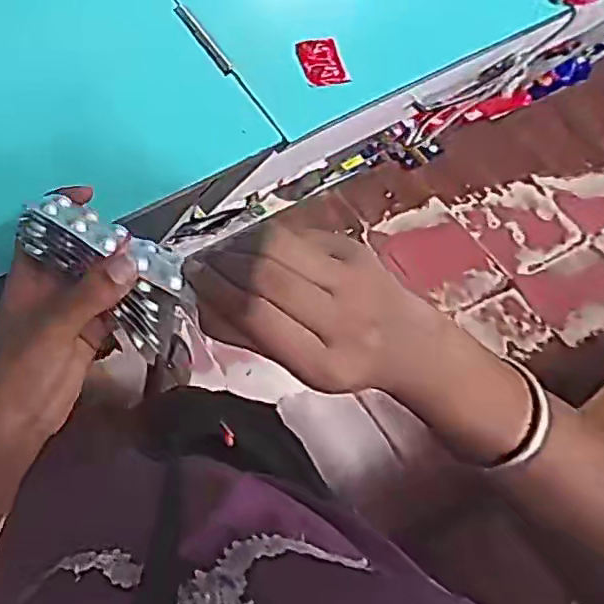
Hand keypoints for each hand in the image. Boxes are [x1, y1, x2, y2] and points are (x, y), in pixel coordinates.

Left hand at [0, 187, 138, 440]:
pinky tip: (153, 297)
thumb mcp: (54, 324)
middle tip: (134, 239)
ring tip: (152, 263)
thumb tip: (128, 259)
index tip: (91, 196)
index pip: (42, 229)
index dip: (61, 208)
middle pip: (78, 253)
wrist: (20, 420)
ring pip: (99, 282)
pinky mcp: (87, 335)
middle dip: (104, 243)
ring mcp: (69, 311)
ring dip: (123, 273)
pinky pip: (113, 310)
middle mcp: (49, 287)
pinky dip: (131, 304)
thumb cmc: (22, 366)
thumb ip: (90, 293)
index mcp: (29, 276)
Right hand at [186, 219, 495, 399]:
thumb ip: (246, 337)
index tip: (192, 278)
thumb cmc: (344, 360)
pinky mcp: (354, 249)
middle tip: (200, 262)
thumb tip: (198, 301)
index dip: (215, 291)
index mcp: (323, 362)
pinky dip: (261, 237)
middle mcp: (343, 320)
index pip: (256, 316)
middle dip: (221, 264)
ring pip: (276, 247)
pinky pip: (294, 235)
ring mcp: (353, 279)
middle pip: (264, 276)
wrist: (412, 344)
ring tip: (220, 252)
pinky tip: (249, 245)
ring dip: (236, 245)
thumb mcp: (297, 368)